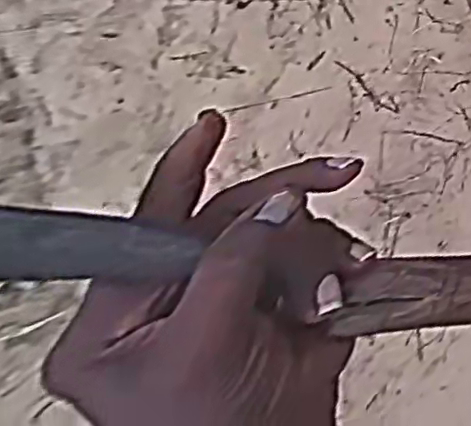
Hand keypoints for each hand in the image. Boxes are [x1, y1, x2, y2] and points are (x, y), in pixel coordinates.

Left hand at [43, 112, 371, 425]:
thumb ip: (233, 264)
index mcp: (125, 316)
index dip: (182, 170)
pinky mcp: (285, 292)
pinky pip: (320, 248)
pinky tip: (344, 282)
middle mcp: (181, 294)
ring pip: (288, 230)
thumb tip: (276, 202)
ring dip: (317, 254)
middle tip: (336, 174)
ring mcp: (237, 292)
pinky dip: (339, 260)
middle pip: (236, 216)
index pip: (150, 225)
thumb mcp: (201, 345)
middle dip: (288, 208)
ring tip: (326, 292)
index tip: (209, 126)